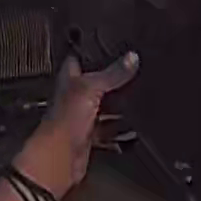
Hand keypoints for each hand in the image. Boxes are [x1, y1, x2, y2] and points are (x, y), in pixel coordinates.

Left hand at [0, 53, 138, 200]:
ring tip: (141, 93)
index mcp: (70, 76)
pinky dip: (122, 128)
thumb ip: (112, 74)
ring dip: (120, 101)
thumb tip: (131, 57)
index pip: (81, 55)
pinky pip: (110, 128)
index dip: (94, 48)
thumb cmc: (63, 120)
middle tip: (135, 68)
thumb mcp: (91, 88)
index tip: (112, 41)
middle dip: (114, 77)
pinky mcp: (91, 135)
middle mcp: (76, 93)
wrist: (59, 159)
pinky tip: (135, 125)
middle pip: (97, 80)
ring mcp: (83, 114)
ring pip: (105, 103)